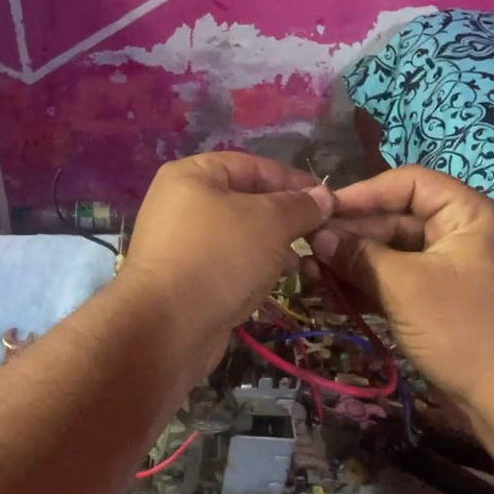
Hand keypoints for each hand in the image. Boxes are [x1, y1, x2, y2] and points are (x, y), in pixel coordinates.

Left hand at [120, 152, 333, 332]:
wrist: (166, 327)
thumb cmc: (218, 257)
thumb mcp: (269, 222)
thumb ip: (299, 206)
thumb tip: (324, 195)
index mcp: (192, 175)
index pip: (252, 166)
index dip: (292, 180)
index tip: (327, 199)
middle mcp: (182, 204)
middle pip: (245, 200)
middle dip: (284, 216)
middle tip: (320, 233)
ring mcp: (182, 243)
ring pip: (239, 235)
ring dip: (273, 245)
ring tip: (304, 258)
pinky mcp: (187, 278)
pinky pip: (228, 263)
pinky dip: (254, 267)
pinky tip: (278, 279)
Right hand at [309, 166, 493, 410]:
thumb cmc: (464, 330)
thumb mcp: (404, 286)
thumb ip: (358, 255)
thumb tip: (316, 236)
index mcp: (467, 214)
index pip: (408, 183)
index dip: (364, 192)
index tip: (323, 211)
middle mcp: (459, 234)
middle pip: (395, 218)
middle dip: (351, 233)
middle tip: (306, 247)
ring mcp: (448, 270)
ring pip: (391, 252)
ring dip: (352, 261)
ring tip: (309, 271)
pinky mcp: (437, 301)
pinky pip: (396, 280)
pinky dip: (366, 284)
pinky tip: (329, 291)